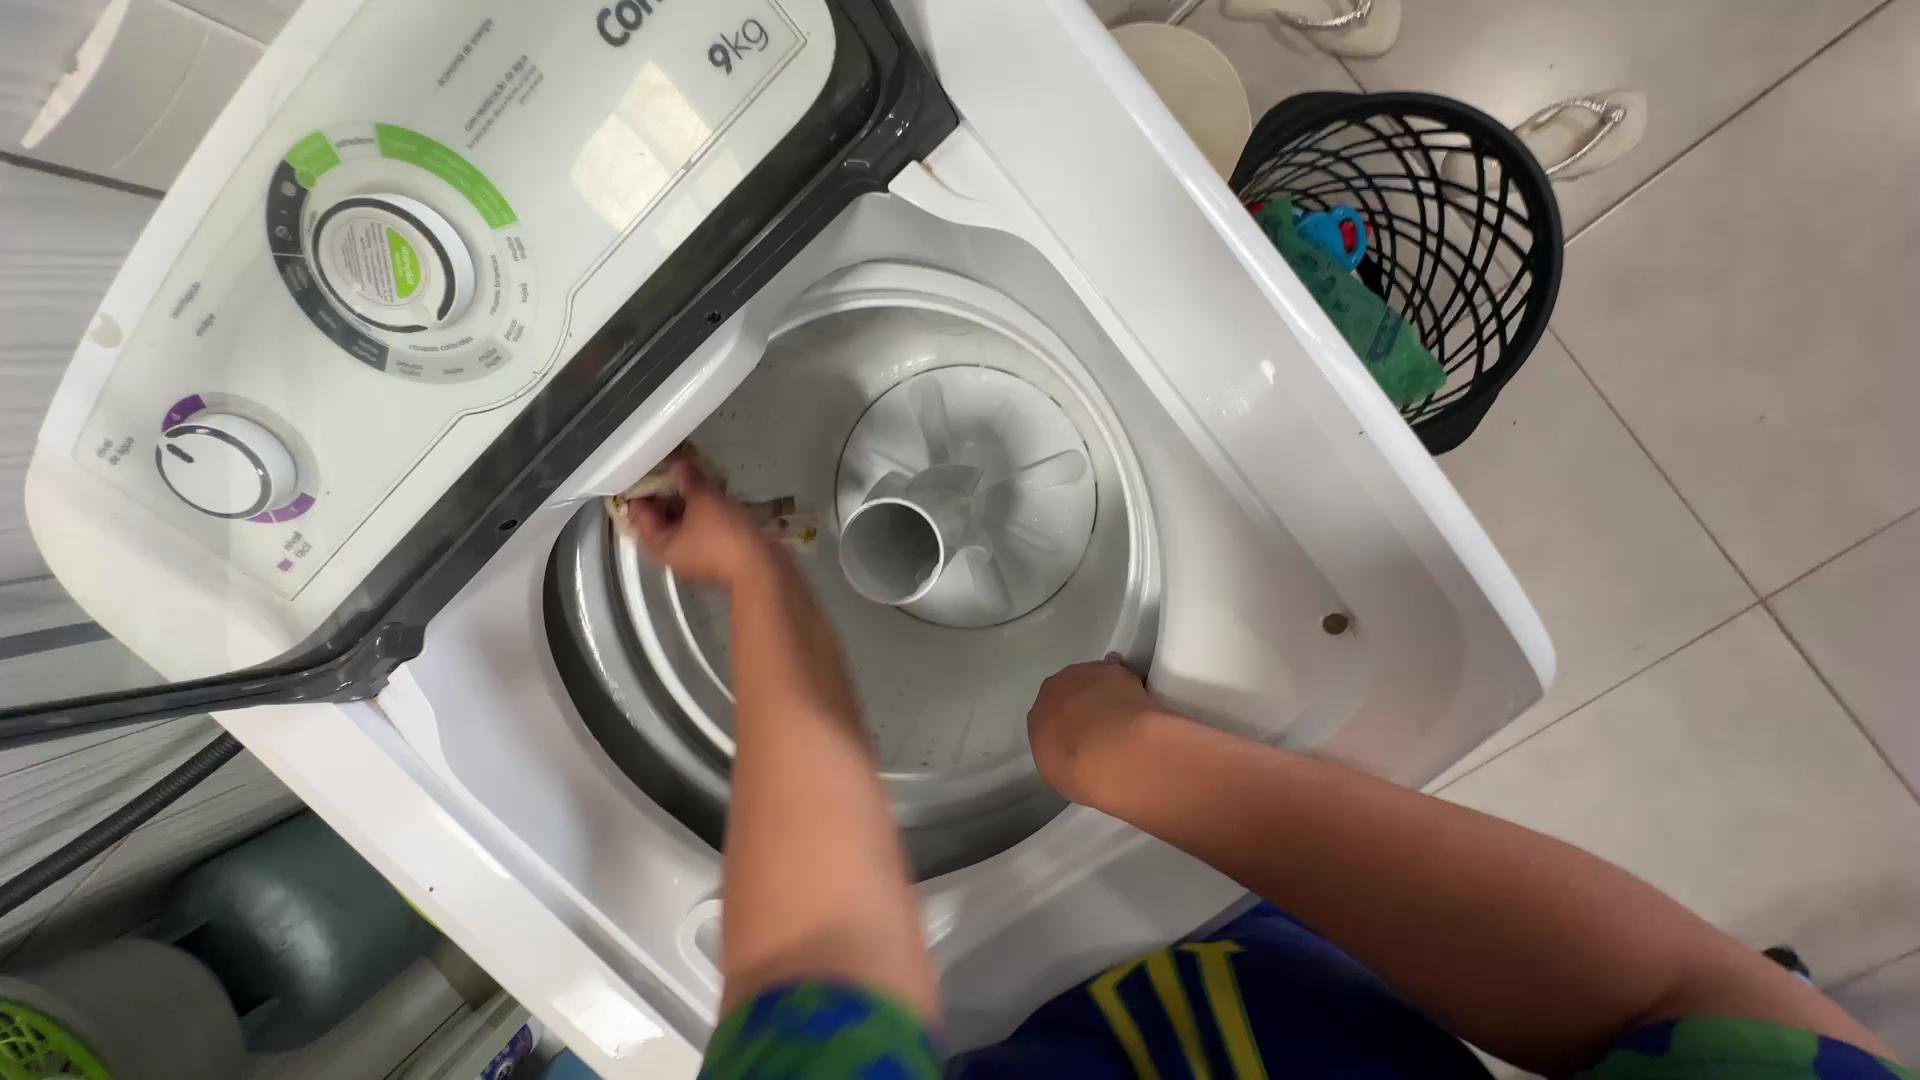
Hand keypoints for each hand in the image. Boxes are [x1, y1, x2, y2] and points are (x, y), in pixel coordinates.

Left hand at [625, 457, 778, 588]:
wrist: (763, 567)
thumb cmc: (724, 536)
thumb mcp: (703, 500)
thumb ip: (688, 478)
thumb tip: (677, 460)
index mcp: (659, 545)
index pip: (640, 512)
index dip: (645, 486)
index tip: (655, 464)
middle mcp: (674, 552)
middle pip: (663, 516)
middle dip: (671, 491)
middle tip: (680, 466)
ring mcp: (697, 553)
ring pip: (686, 520)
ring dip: (692, 499)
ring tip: (701, 474)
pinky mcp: (718, 552)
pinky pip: (705, 526)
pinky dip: (707, 510)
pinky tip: (717, 492)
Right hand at [1027, 654, 1165, 803]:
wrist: (1114, 750)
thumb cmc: (1081, 771)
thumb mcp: (1059, 775)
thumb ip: (1061, 755)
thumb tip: (1073, 751)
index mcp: (1038, 718)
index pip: (1050, 717)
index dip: (1068, 725)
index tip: (1084, 738)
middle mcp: (1055, 689)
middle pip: (1069, 691)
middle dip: (1085, 704)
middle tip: (1106, 726)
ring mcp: (1084, 673)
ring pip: (1094, 679)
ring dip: (1107, 691)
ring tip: (1128, 715)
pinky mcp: (1113, 668)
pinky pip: (1121, 673)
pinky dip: (1130, 685)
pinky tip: (1143, 702)